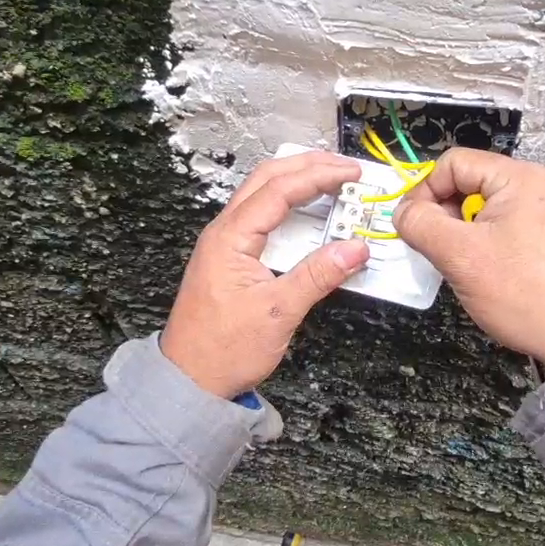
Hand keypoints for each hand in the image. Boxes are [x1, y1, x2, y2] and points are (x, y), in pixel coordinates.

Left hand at [161, 152, 370, 397]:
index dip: (318, 175)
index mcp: (230, 238)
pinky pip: (262, 218)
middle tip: (346, 167)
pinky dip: (289, 206)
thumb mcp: (278, 313)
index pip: (279, 189)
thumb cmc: (222, 350)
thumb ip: (317, 276)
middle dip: (308, 165)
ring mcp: (225, 243)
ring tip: (333, 180)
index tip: (351, 173)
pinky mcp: (231, 258)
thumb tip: (355, 249)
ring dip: (297, 181)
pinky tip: (309, 213)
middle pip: (267, 178)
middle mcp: (224, 232)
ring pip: (262, 194)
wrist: (189, 381)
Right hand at [393, 149, 544, 369]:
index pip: (455, 163)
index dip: (425, 191)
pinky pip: (508, 223)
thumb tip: (402, 212)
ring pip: (487, 206)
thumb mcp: (459, 256)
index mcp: (521, 177)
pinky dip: (487, 241)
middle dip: (446, 213)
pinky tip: (487, 269)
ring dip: (464, 230)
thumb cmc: (523, 293)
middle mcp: (542, 184)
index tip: (414, 226)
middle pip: (472, 182)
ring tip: (463, 263)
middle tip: (438, 249)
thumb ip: (421, 224)